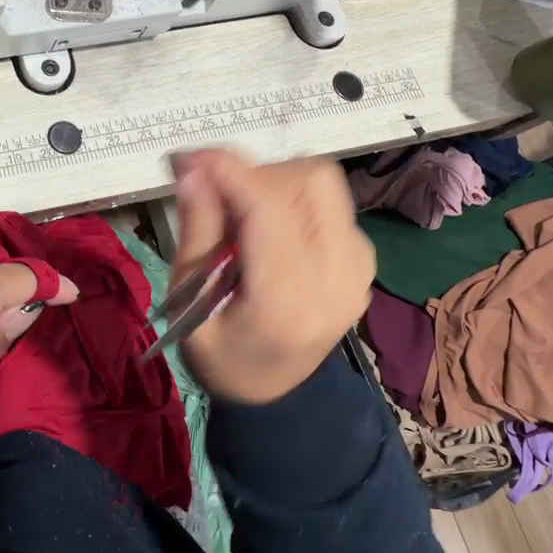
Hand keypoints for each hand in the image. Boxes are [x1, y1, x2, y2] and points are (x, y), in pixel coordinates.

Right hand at [171, 149, 373, 403]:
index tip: (189, 159)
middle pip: (308, 181)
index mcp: (287, 300)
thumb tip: (193, 170)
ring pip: (322, 182)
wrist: (274, 394)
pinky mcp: (363, 259)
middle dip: (254, 171)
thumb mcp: (190, 302)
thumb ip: (197, 231)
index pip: (268, 208)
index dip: (228, 169)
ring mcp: (358, 268)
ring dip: (274, 179)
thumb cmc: (220, 353)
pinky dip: (293, 196)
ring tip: (240, 207)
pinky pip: (330, 201)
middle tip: (215, 189)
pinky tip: (267, 224)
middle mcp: (337, 277)